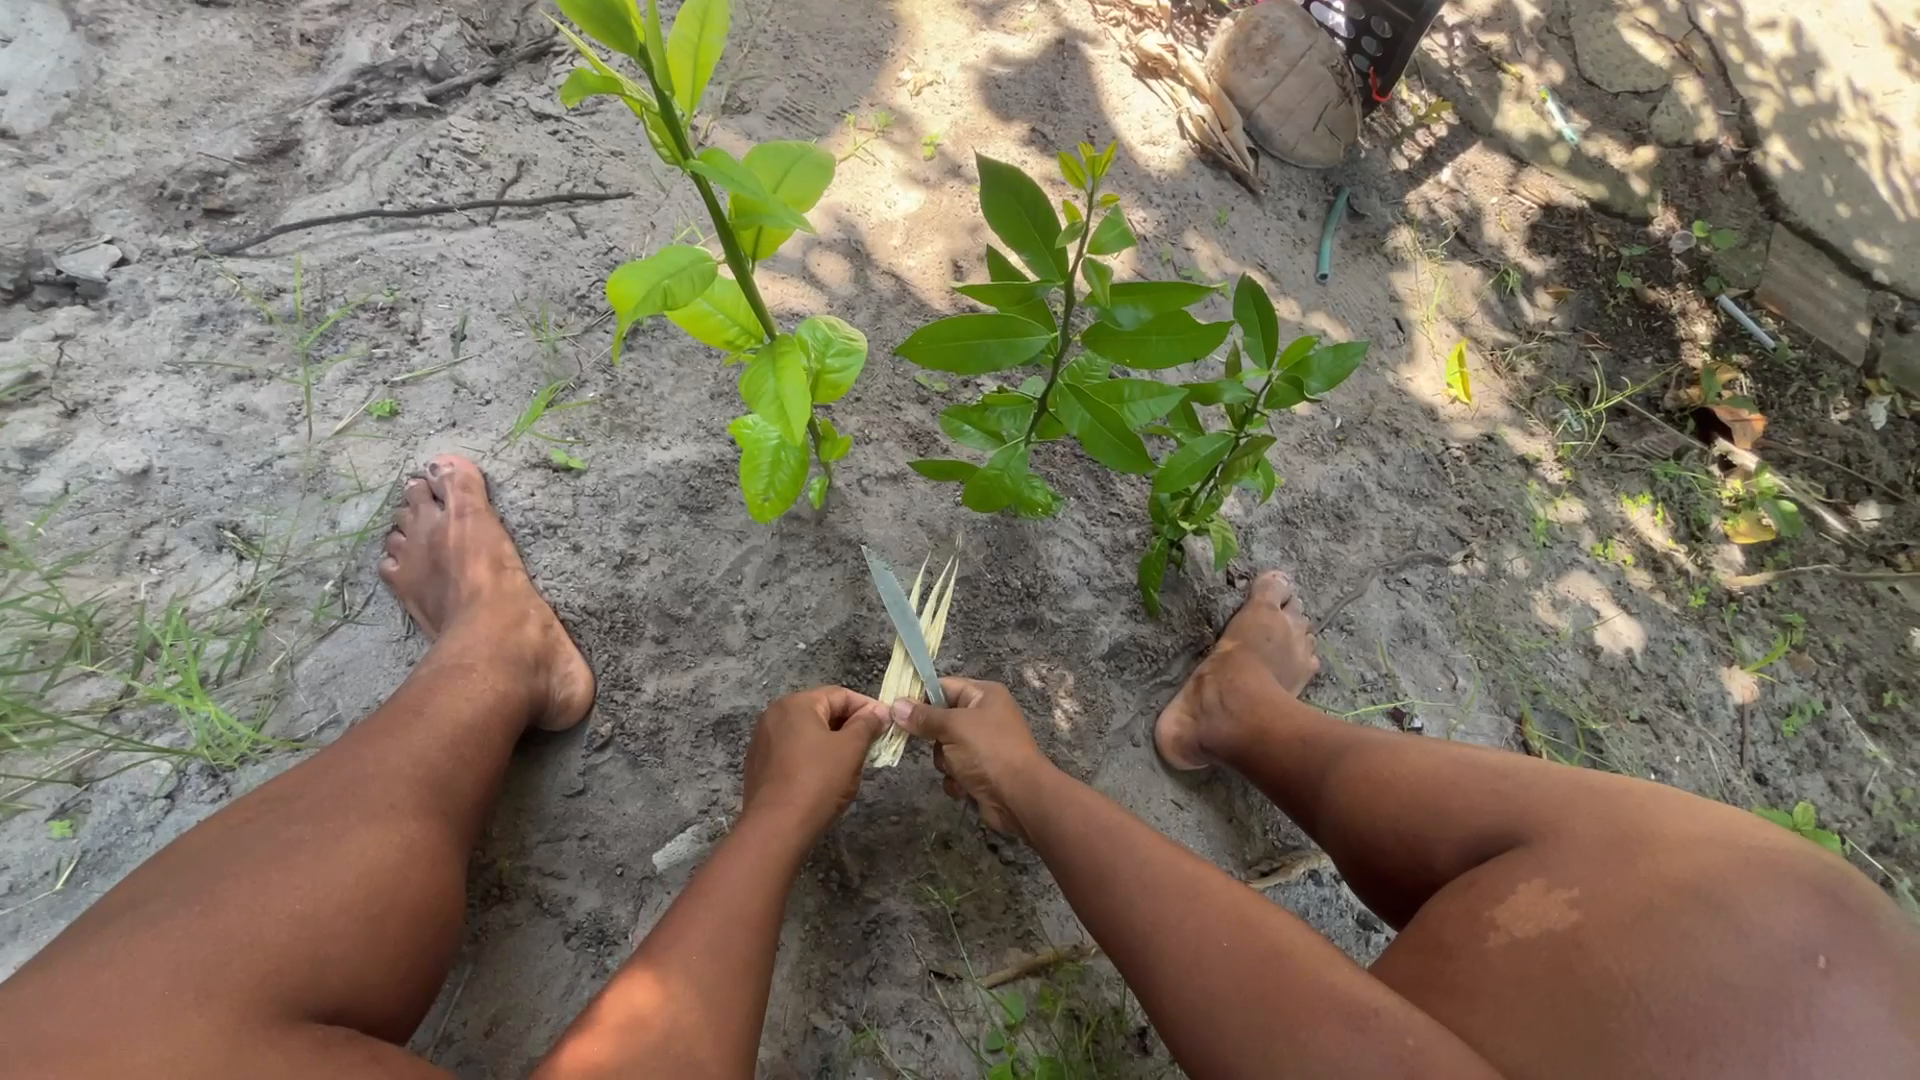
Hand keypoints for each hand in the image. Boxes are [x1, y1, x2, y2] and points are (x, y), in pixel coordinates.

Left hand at [742, 686, 886, 837]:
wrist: (776, 829)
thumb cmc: (817, 781)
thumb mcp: (850, 749)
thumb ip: (867, 724)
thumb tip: (879, 711)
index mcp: (796, 704)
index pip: (840, 695)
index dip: (868, 707)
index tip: (887, 724)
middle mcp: (775, 715)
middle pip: (822, 711)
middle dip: (850, 726)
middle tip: (873, 744)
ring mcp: (763, 741)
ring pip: (807, 733)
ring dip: (832, 742)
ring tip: (853, 762)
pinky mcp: (759, 765)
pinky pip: (793, 751)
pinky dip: (813, 757)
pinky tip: (826, 776)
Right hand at [890, 678, 1051, 837]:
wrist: (1019, 797)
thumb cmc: (988, 751)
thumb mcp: (953, 727)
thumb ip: (923, 717)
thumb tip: (895, 705)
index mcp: (984, 695)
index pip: (943, 686)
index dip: (920, 697)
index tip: (896, 709)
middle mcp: (984, 716)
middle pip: (941, 720)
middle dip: (935, 738)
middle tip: (937, 744)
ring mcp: (983, 745)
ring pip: (944, 748)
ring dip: (945, 762)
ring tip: (957, 768)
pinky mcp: (981, 770)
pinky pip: (954, 769)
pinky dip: (955, 779)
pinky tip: (964, 786)